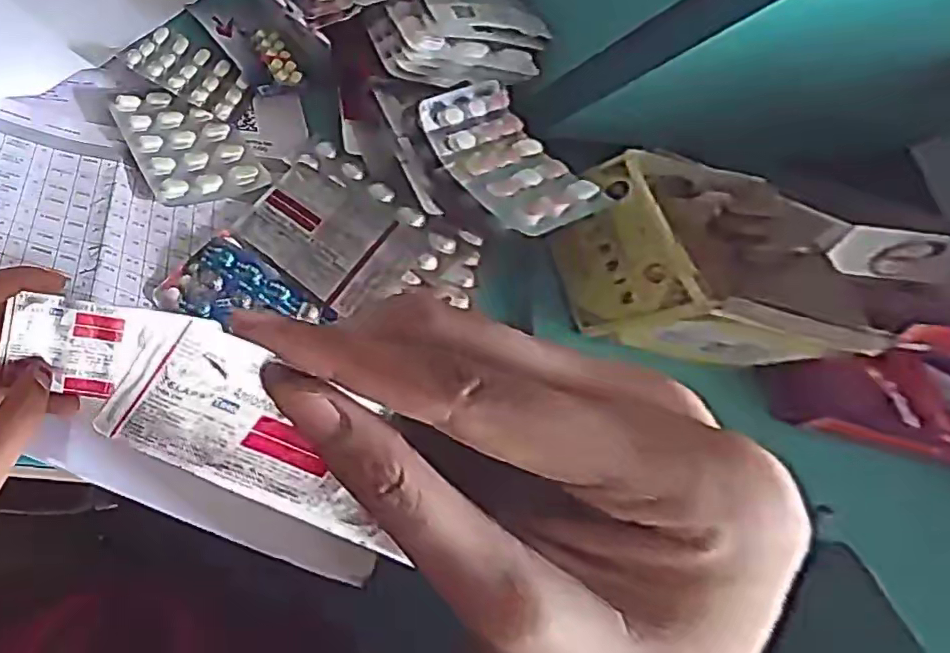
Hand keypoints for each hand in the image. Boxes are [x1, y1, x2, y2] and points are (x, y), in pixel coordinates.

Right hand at [231, 293, 808, 652]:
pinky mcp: (582, 389)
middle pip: (467, 347)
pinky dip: (402, 371)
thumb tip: (298, 394)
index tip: (263, 336)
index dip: (355, 359)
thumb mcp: (509, 612)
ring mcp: (624, 390)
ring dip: (373, 354)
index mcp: (685, 473)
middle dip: (354, 348)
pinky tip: (369, 396)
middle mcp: (662, 407)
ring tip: (312, 381)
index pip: (476, 391)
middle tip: (270, 356)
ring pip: (460, 336)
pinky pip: (470, 355)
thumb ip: (402, 497)